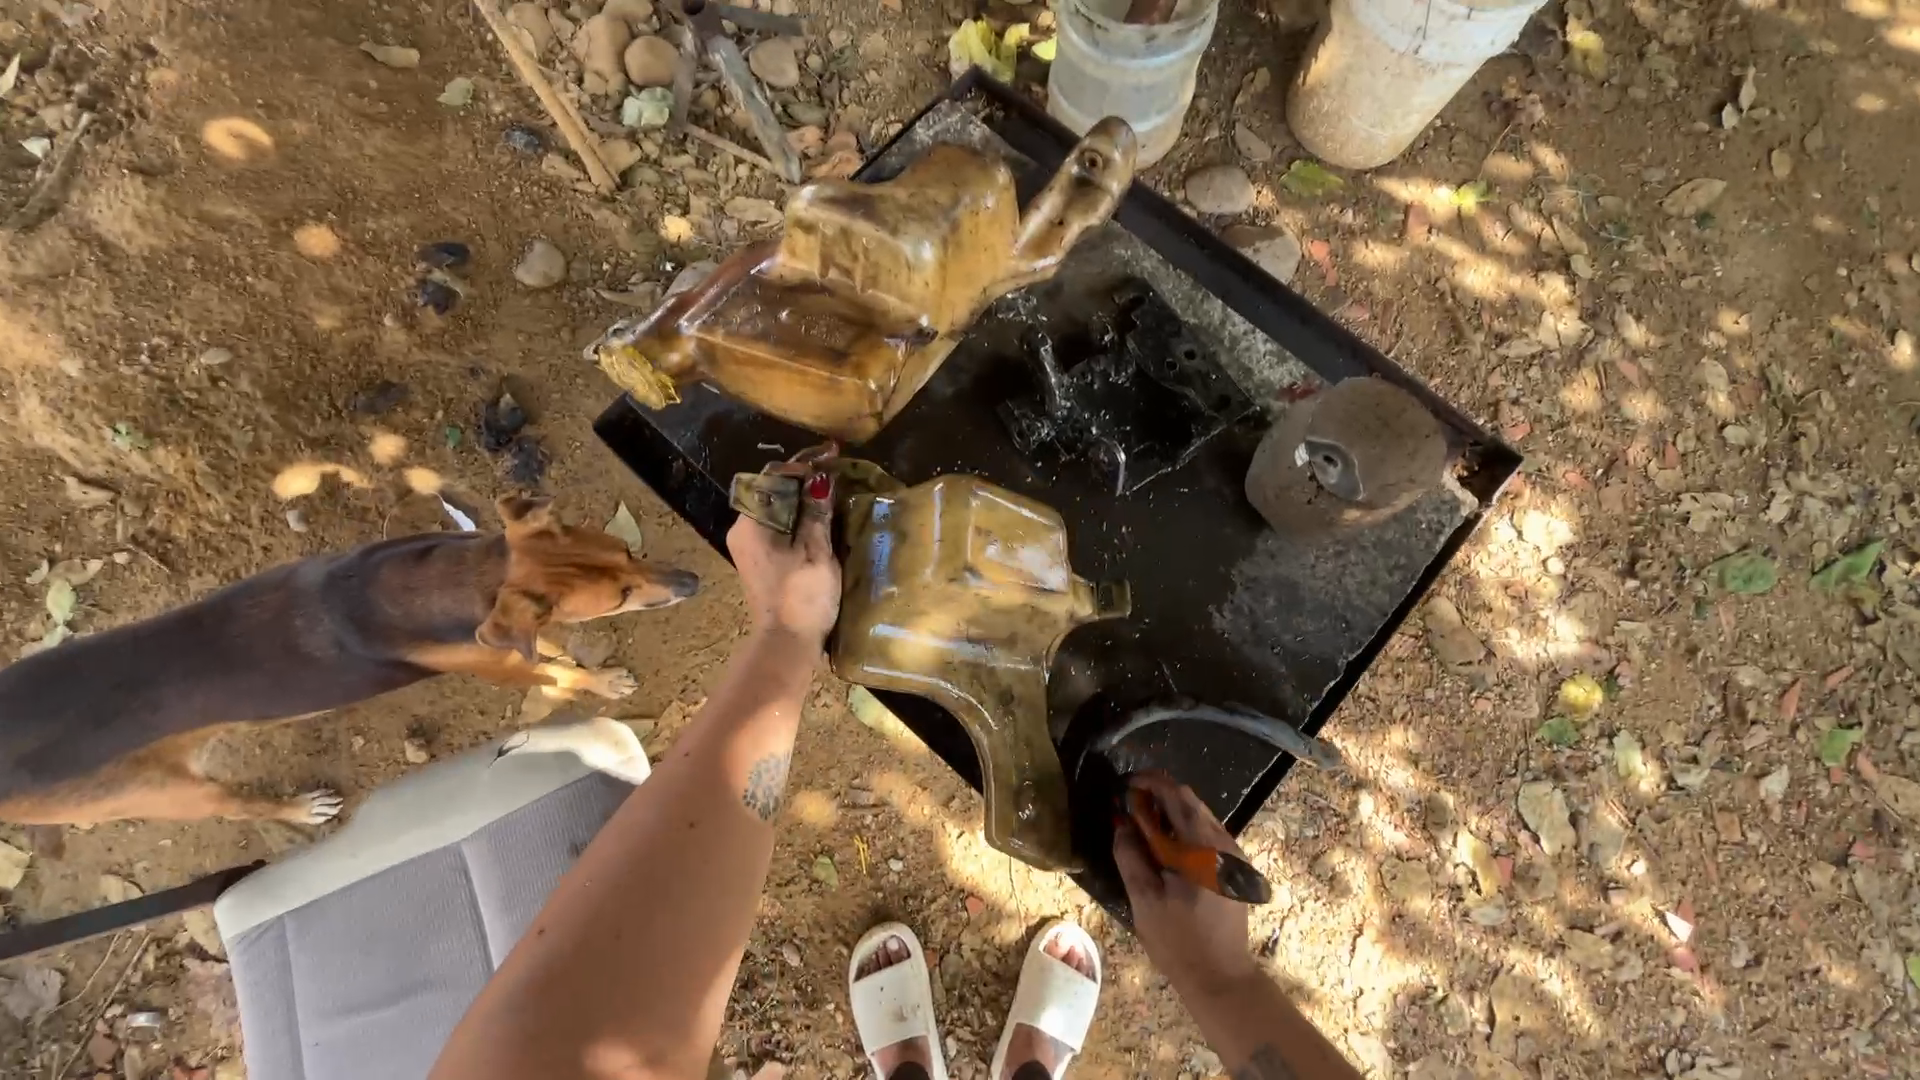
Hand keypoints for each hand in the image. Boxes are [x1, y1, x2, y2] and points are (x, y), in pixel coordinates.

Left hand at [726, 472, 840, 646]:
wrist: (787, 643)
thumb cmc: (801, 596)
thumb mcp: (816, 550)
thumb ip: (817, 512)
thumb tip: (822, 479)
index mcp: (751, 523)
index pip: (773, 477)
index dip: (803, 463)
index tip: (832, 455)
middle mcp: (743, 529)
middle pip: (772, 490)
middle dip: (803, 477)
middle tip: (835, 468)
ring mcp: (749, 546)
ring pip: (775, 507)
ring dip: (801, 496)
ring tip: (832, 486)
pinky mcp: (759, 559)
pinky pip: (777, 525)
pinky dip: (797, 515)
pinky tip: (820, 514)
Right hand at [1113, 772, 1258, 997]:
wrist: (1222, 979)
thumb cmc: (1179, 941)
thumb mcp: (1144, 899)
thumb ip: (1130, 855)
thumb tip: (1121, 822)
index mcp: (1202, 847)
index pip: (1177, 796)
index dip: (1150, 783)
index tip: (1126, 785)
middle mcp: (1223, 843)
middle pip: (1191, 801)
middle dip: (1160, 793)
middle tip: (1131, 799)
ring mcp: (1233, 855)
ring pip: (1200, 814)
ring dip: (1172, 809)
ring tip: (1144, 818)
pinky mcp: (1234, 868)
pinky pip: (1207, 832)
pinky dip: (1184, 826)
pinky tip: (1166, 841)